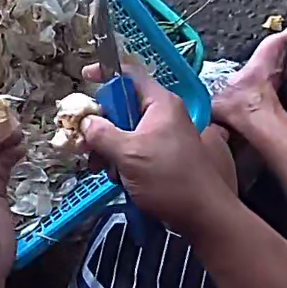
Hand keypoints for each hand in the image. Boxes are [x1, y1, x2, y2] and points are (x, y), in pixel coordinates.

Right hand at [81, 70, 237, 235]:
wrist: (203, 215)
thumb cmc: (168, 178)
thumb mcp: (128, 153)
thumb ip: (101, 133)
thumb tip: (85, 122)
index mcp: (160, 103)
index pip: (130, 74)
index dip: (106, 72)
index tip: (84, 77)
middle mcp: (163, 115)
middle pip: (123, 106)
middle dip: (100, 123)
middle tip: (84, 140)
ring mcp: (164, 136)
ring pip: (125, 130)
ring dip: (108, 147)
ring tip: (99, 166)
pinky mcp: (163, 157)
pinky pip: (134, 149)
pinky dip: (121, 160)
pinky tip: (116, 177)